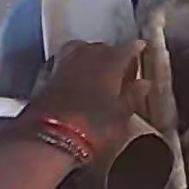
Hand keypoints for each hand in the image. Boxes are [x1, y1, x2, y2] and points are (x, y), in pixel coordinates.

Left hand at [19, 40, 149, 155]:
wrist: (48, 142)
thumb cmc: (92, 130)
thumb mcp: (121, 118)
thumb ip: (133, 97)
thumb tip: (144, 83)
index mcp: (110, 64)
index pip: (127, 49)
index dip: (135, 49)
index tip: (141, 50)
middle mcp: (86, 57)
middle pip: (102, 46)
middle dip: (112, 52)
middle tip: (120, 66)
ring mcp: (63, 65)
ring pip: (78, 48)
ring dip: (88, 53)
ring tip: (94, 65)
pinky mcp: (44, 77)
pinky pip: (60, 61)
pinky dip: (68, 63)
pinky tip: (71, 73)